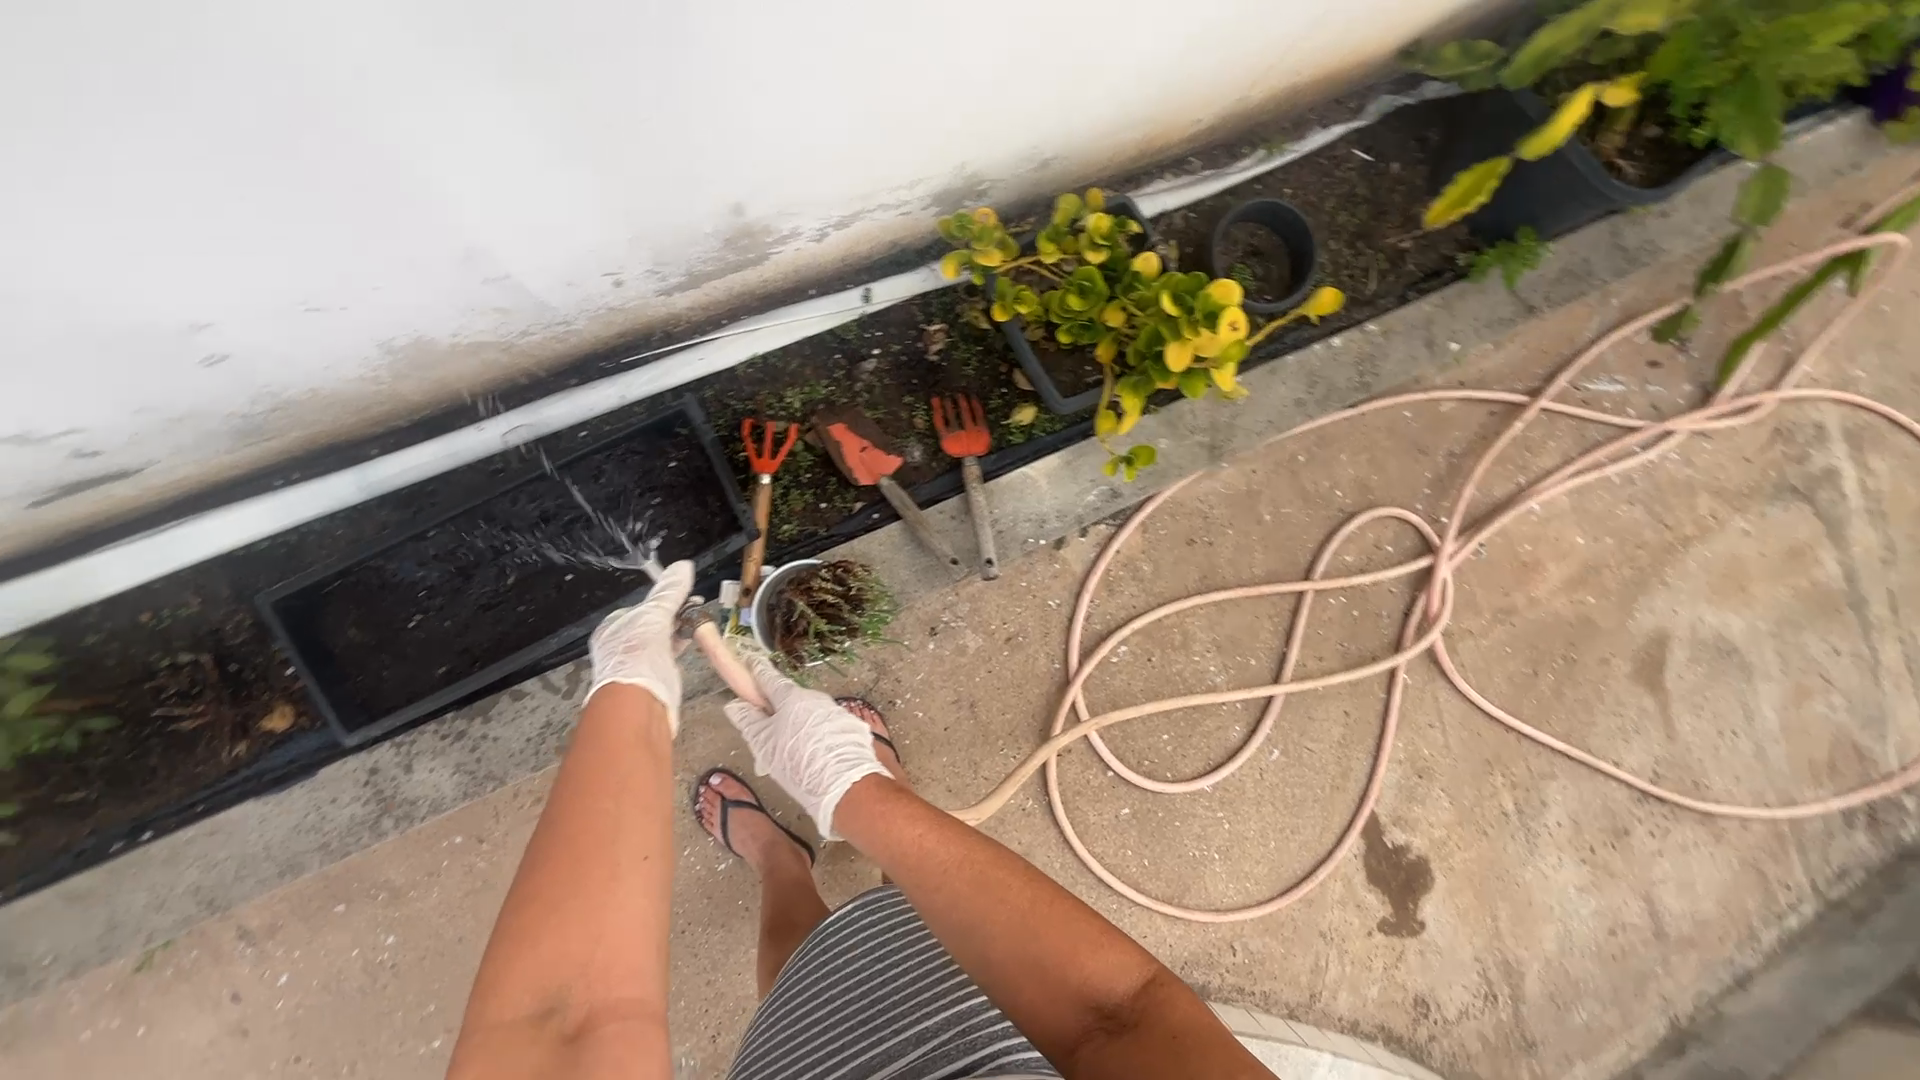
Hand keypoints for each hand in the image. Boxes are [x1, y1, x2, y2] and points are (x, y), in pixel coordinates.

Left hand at [586, 560, 693, 733]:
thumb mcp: (654, 616)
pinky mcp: (655, 677)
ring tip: (701, 620)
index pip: (641, 606)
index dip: (663, 600)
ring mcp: (638, 663)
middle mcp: (622, 645)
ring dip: (681, 630)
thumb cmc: (638, 656)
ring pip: (663, 639)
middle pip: (653, 623)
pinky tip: (695, 640)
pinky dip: (682, 645)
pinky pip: (670, 654)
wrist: (639, 705)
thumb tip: (684, 565)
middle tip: (697, 606)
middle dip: (675, 615)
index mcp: (613, 629)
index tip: (686, 594)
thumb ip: (669, 592)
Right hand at [723, 652, 890, 839]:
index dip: (757, 669)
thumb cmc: (796, 762)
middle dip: (779, 715)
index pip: (769, 677)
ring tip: (793, 759)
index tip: (751, 659)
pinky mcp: (851, 728)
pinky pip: (827, 729)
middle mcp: (816, 698)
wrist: (844, 783)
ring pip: (809, 717)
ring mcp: (836, 712)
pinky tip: (815, 759)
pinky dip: (818, 739)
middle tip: (769, 741)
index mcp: (791, 697)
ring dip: (798, 730)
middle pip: (791, 701)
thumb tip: (734, 704)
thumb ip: (748, 721)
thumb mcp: (763, 744)